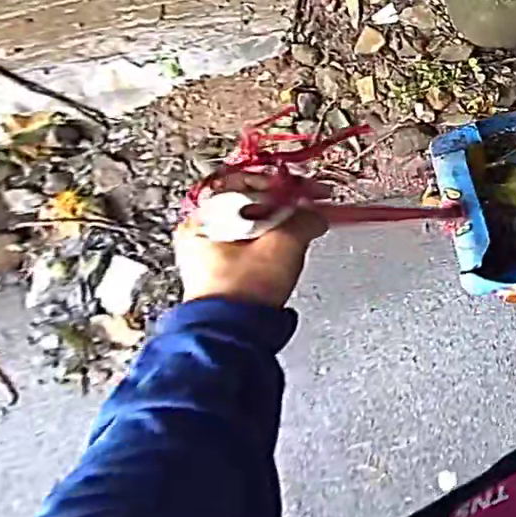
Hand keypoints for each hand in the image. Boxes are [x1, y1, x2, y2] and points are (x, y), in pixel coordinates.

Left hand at [174, 171, 327, 307]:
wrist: (233, 335)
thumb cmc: (244, 291)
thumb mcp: (284, 243)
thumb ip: (305, 218)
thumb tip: (316, 213)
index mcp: (203, 217)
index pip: (245, 180)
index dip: (280, 181)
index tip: (302, 188)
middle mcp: (200, 232)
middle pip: (248, 200)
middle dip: (282, 202)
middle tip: (306, 204)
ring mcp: (208, 252)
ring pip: (251, 222)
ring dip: (279, 220)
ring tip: (301, 224)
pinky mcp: (222, 270)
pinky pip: (249, 241)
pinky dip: (270, 238)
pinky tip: (288, 245)